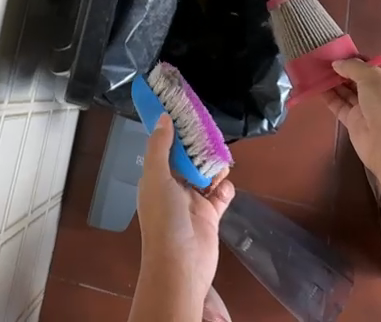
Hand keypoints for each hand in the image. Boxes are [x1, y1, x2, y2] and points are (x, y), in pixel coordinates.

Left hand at [135, 121, 235, 289]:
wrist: (181, 265)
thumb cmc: (164, 218)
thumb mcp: (156, 177)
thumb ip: (160, 146)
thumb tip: (163, 117)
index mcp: (156, 178)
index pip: (166, 150)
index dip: (175, 133)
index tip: (188, 114)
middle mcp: (173, 188)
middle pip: (188, 160)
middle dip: (200, 148)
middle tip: (212, 135)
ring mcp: (192, 202)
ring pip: (206, 175)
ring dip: (214, 167)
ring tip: (222, 160)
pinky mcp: (210, 216)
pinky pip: (220, 195)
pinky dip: (224, 188)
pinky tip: (224, 186)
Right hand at [321, 58, 380, 181]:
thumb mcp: (373, 76)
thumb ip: (353, 66)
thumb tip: (336, 64)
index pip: (374, 69)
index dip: (357, 60)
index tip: (339, 53)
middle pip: (360, 81)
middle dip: (343, 71)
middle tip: (322, 60)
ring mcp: (370, 112)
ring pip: (348, 93)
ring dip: (334, 82)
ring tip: (315, 69)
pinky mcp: (356, 124)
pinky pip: (340, 106)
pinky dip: (329, 97)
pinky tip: (316, 85)